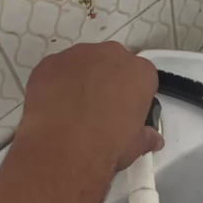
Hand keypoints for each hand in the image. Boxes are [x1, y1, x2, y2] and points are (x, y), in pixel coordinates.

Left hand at [19, 42, 160, 171]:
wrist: (64, 147)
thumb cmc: (107, 144)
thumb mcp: (136, 145)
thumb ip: (146, 136)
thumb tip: (152, 139)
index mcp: (139, 72)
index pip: (142, 77)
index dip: (134, 95)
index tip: (126, 111)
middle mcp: (110, 55)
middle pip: (112, 63)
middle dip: (108, 82)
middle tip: (101, 110)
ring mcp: (77, 55)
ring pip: (83, 64)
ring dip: (81, 81)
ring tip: (75, 110)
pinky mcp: (50, 63)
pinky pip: (57, 70)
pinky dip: (56, 84)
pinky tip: (55, 107)